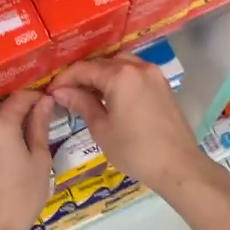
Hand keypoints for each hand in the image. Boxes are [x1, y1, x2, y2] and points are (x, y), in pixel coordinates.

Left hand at [0, 90, 56, 229]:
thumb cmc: (21, 198)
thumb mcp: (39, 161)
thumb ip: (40, 126)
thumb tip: (45, 101)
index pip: (21, 98)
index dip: (38, 98)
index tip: (50, 105)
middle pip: (3, 109)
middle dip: (21, 114)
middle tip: (39, 130)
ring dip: (5, 128)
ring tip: (22, 148)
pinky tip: (4, 159)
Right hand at [49, 56, 214, 193]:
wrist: (178, 166)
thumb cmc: (135, 151)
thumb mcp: (101, 129)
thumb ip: (81, 104)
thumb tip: (60, 92)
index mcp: (120, 75)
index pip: (84, 69)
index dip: (64, 79)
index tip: (51, 92)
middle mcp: (138, 67)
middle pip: (103, 63)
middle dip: (83, 75)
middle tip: (67, 93)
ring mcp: (154, 74)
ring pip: (121, 64)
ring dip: (102, 75)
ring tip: (88, 94)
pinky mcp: (163, 85)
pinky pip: (135, 73)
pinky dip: (120, 79)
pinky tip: (111, 97)